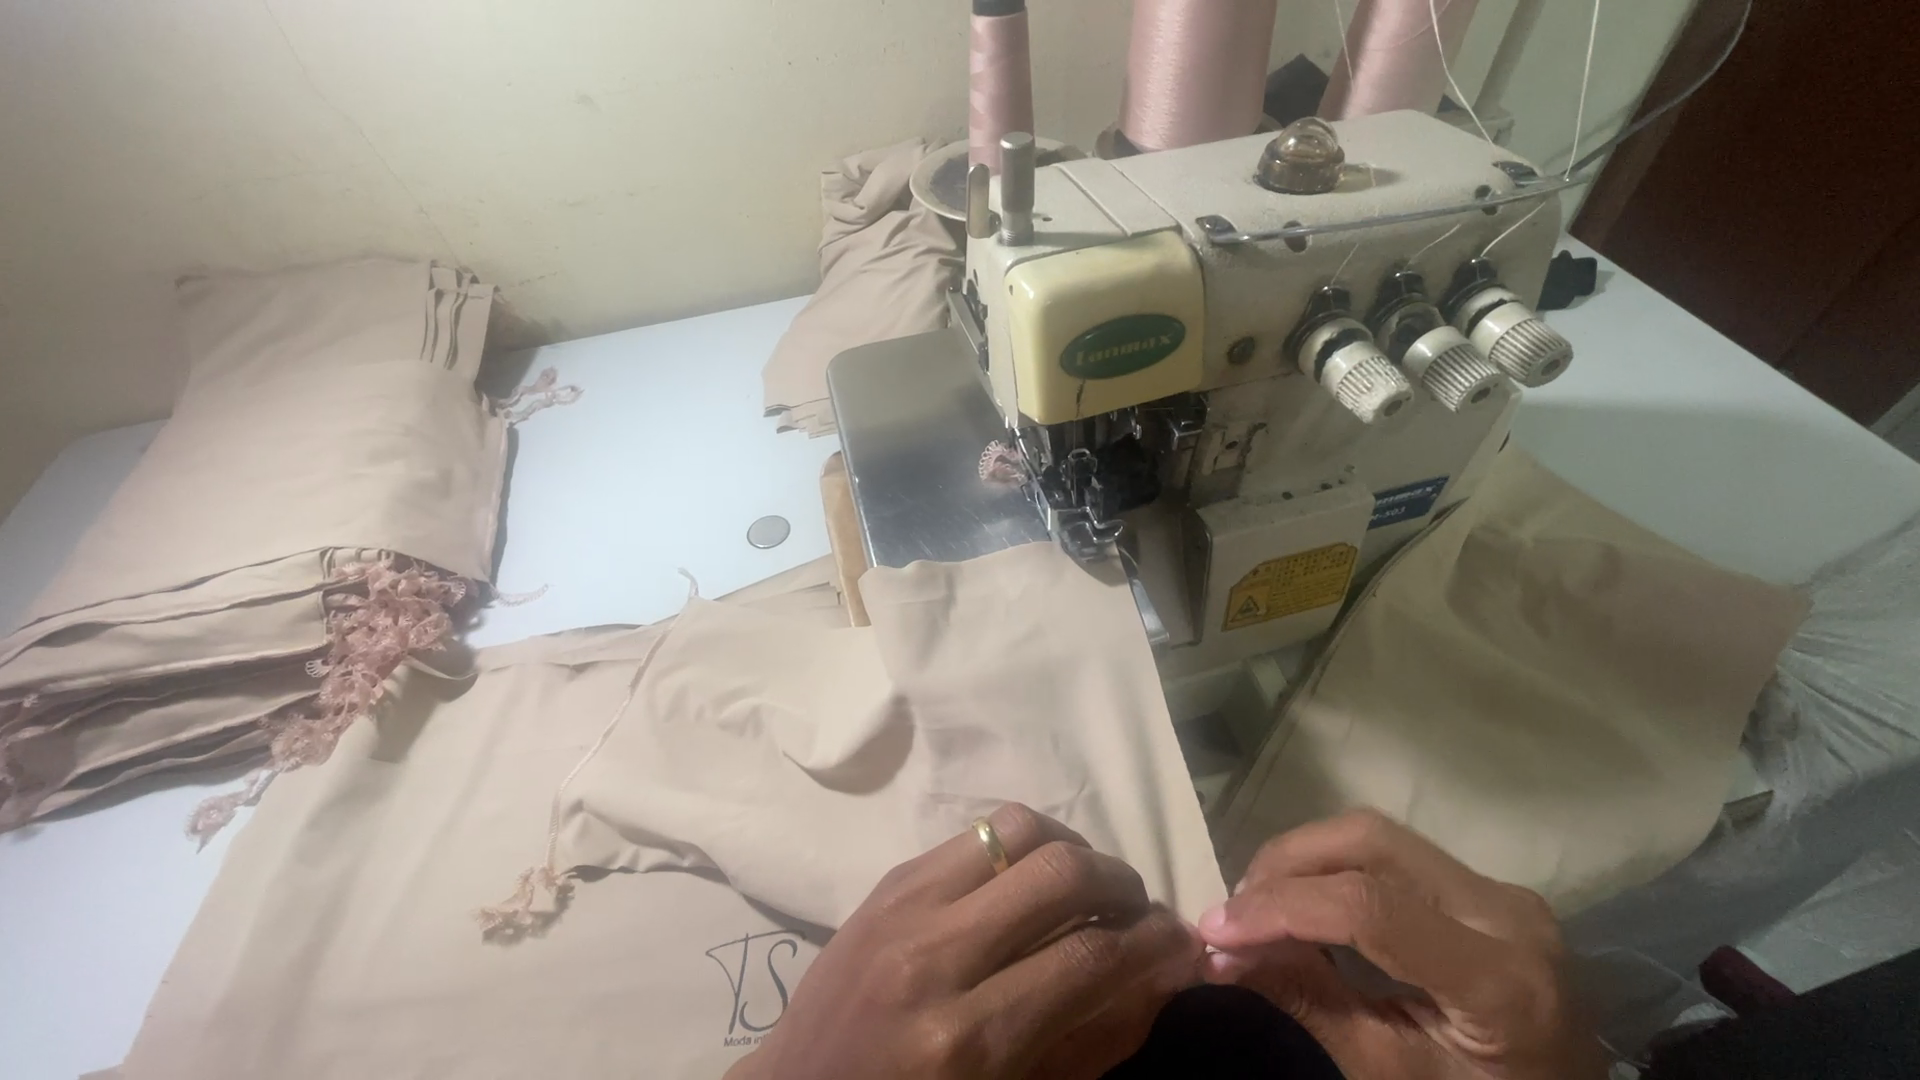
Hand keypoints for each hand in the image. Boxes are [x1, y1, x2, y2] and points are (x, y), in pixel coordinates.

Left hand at [728, 803, 1202, 1079]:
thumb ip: (1090, 1041)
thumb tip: (1160, 974)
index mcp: (968, 1039)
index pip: (1089, 957)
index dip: (1151, 943)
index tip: (1180, 941)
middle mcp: (936, 954)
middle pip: (1058, 871)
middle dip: (1119, 883)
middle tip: (1135, 908)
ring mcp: (903, 904)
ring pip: (1016, 828)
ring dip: (1071, 847)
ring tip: (1086, 883)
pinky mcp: (888, 878)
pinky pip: (973, 833)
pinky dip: (1020, 845)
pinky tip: (1030, 877)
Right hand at [1199, 810, 1605, 1079]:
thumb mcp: (1390, 1073)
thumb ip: (1307, 999)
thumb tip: (1217, 952)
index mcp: (1499, 982)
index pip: (1369, 909)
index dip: (1281, 908)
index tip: (1216, 929)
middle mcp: (1506, 912)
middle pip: (1370, 841)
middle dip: (1285, 863)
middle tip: (1236, 909)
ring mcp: (1500, 891)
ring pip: (1376, 834)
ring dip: (1303, 857)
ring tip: (1260, 902)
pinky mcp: (1483, 886)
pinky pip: (1392, 853)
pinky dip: (1332, 865)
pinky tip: (1303, 898)